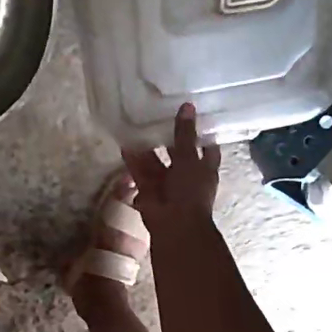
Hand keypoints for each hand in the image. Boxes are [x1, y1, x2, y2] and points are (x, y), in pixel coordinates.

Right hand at [124, 102, 219, 235]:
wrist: (174, 225)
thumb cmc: (190, 190)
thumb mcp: (189, 158)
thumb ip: (185, 134)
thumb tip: (188, 106)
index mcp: (204, 169)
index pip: (206, 148)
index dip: (199, 134)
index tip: (191, 116)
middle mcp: (186, 177)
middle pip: (178, 154)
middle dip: (168, 140)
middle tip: (157, 117)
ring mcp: (167, 186)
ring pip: (157, 164)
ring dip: (147, 150)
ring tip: (137, 127)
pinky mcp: (149, 193)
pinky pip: (141, 174)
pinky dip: (134, 162)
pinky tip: (125, 146)